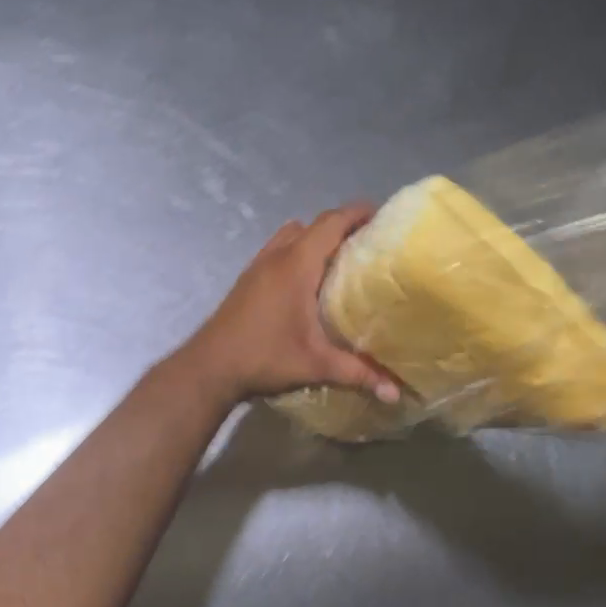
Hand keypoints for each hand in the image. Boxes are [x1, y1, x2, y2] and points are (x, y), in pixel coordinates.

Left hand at [175, 206, 401, 404]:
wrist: (210, 368)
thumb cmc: (264, 358)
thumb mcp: (315, 365)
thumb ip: (357, 374)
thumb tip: (395, 393)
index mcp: (296, 265)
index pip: (330, 223)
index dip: (357, 213)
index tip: (382, 215)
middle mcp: (276, 256)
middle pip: (312, 225)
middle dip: (340, 226)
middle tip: (368, 242)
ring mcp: (257, 266)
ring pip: (290, 236)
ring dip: (314, 239)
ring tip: (339, 260)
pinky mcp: (246, 281)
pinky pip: (277, 251)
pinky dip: (296, 253)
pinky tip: (306, 283)